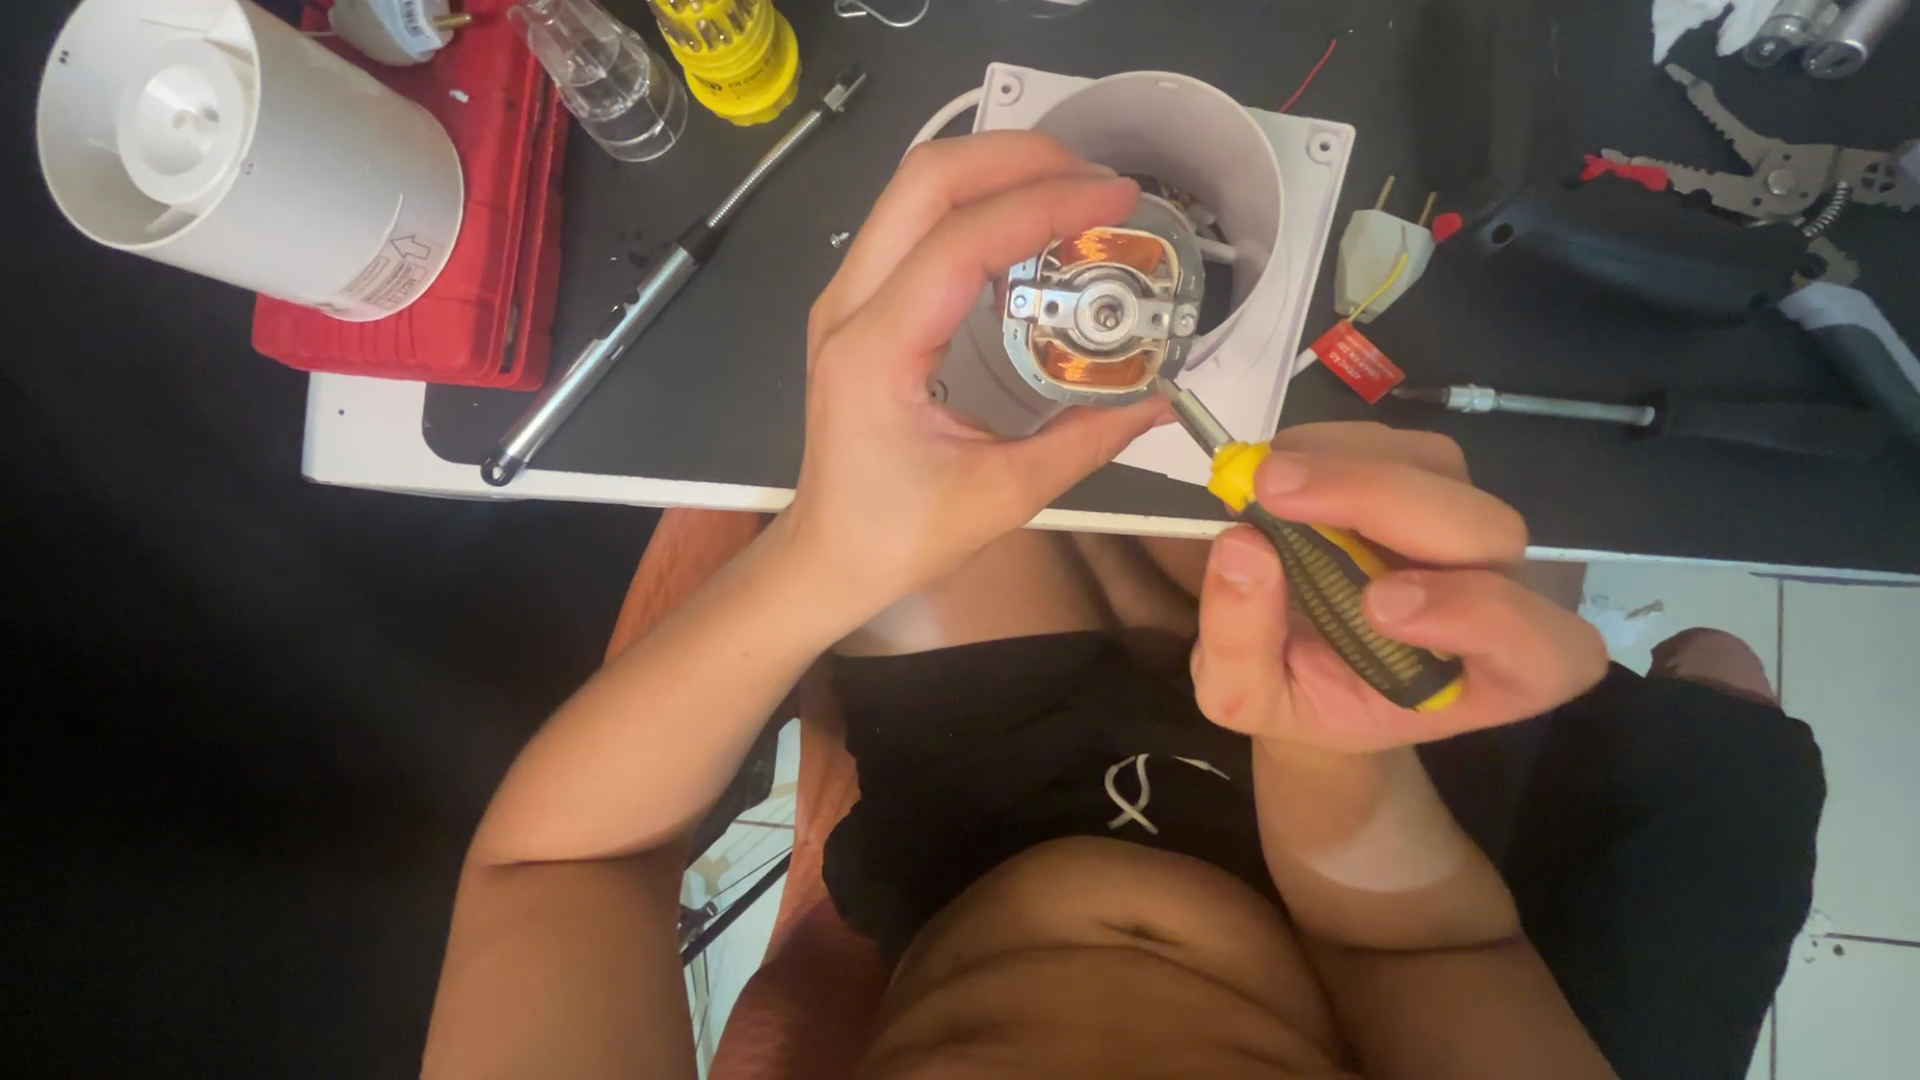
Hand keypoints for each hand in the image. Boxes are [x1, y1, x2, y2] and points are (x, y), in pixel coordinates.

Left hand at [780, 133, 1167, 616]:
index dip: (1045, 204)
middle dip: (1017, 157)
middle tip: (1094, 180)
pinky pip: (910, 229)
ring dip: (993, 174)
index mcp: (876, 352)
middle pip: (923, 181)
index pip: (962, 242)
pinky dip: (971, 210)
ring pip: (912, 193)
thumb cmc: (899, 536)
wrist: (829, 556)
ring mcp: (843, 302)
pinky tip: (1024, 235)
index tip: (1117, 198)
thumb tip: (1159, 400)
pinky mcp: (855, 311)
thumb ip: (1085, 441)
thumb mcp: (1003, 495)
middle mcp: (847, 308)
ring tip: (1070, 195)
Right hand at [1191, 423, 1608, 752]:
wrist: (1298, 665)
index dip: (1482, 618)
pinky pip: (1395, 444)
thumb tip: (1243, 544)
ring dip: (1347, 465)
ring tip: (1263, 484)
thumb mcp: (1241, 696)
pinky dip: (1328, 447)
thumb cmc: (1294, 697)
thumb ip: (1240, 642)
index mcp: (1483, 679)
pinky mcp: (1419, 482)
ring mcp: (1457, 530)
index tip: (1377, 605)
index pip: (1541, 652)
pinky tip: (1277, 470)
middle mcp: (1494, 596)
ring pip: (1440, 471)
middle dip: (1382, 502)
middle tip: (1275, 492)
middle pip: (1485, 532)